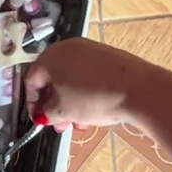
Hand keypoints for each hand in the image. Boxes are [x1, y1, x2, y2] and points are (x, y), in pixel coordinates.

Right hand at [23, 37, 156, 130]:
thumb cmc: (92, 98)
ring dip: (71, 101)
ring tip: (80, 122)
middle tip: (60, 124)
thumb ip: (45, 113)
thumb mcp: (62, 111)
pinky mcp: (108, 55)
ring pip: (72, 78)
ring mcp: (89, 49)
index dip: (32, 103)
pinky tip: (94, 109)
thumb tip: (44, 113)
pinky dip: (86, 92)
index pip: (31, 81)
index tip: (39, 119)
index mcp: (49, 57)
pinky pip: (88, 74)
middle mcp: (67, 48)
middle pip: (53, 79)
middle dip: (54, 105)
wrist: (139, 90)